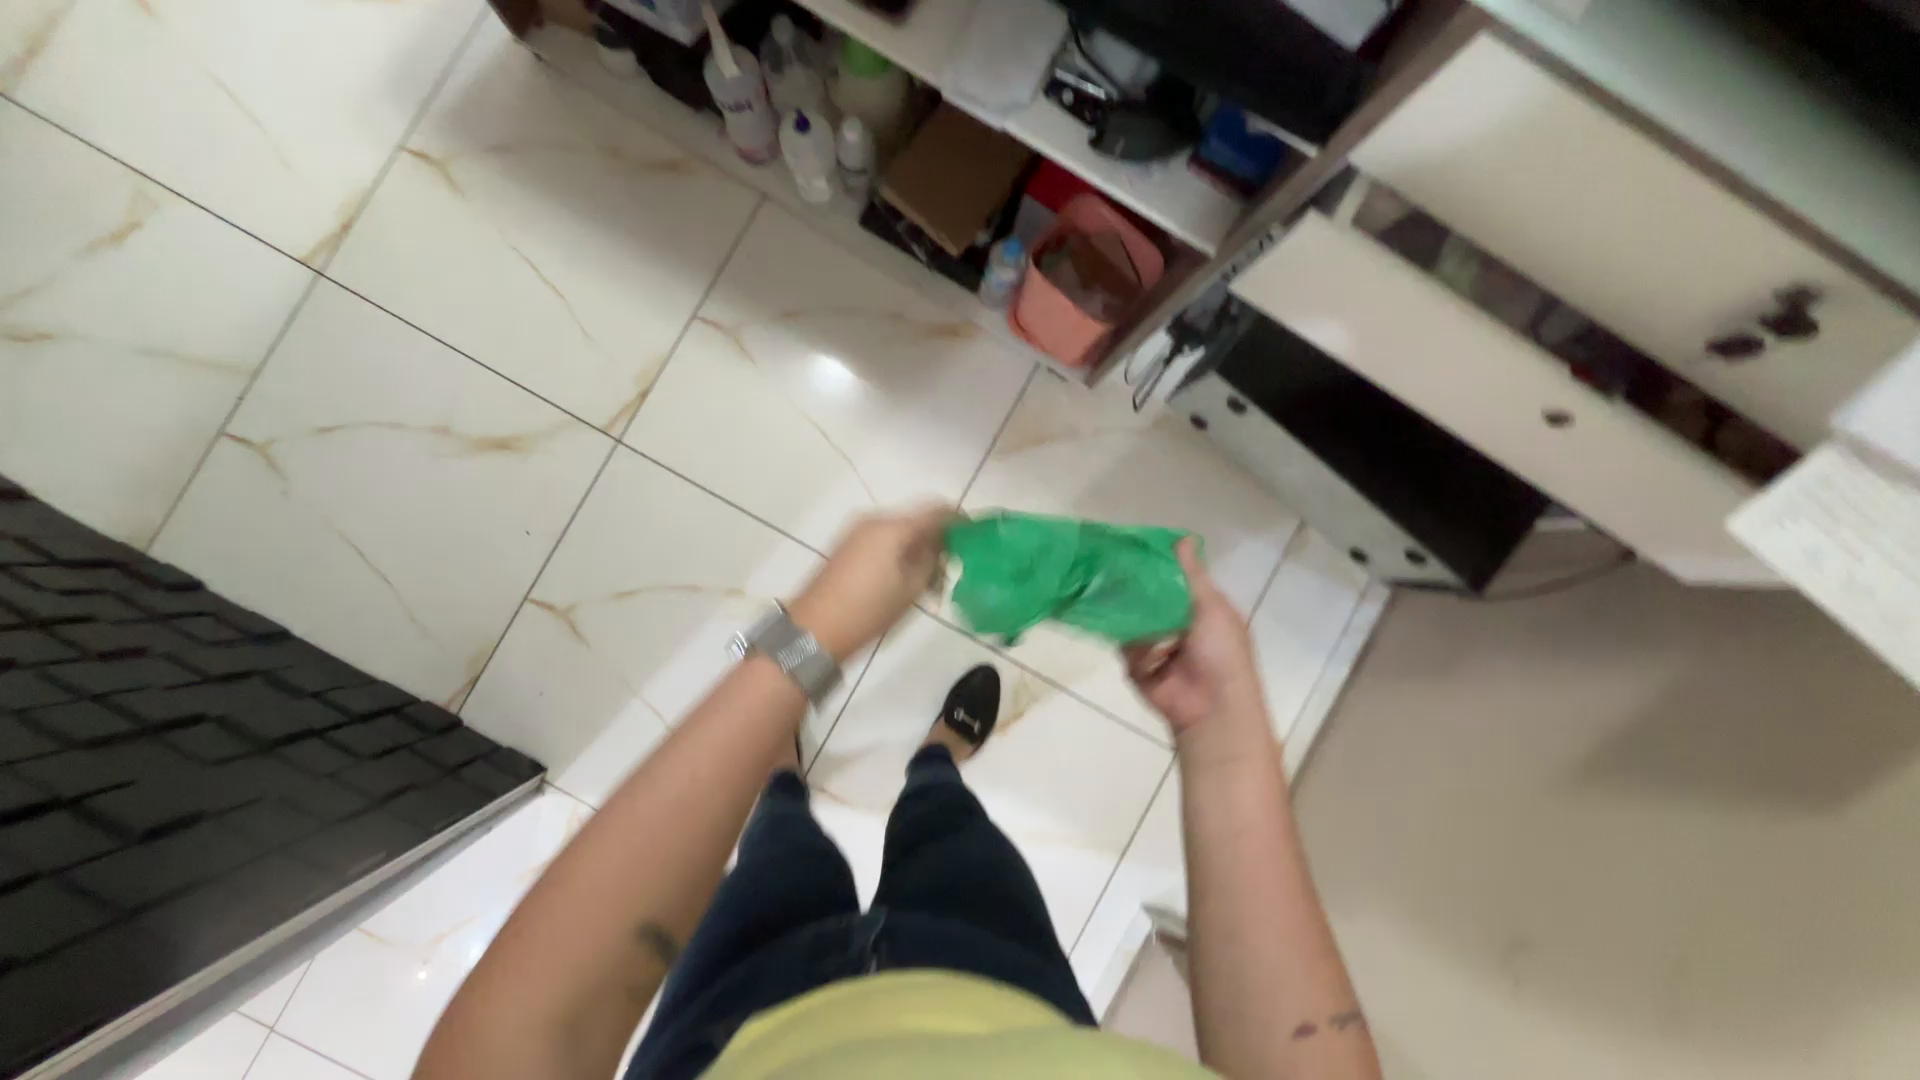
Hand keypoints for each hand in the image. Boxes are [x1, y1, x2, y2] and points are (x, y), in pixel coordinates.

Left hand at [788, 503, 954, 660]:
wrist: (814, 629)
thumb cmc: (868, 611)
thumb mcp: (910, 589)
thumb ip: (932, 559)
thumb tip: (943, 544)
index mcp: (893, 527)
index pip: (938, 509)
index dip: (960, 520)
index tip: (975, 538)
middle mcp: (874, 519)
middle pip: (917, 518)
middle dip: (938, 538)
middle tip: (952, 567)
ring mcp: (857, 531)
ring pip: (900, 529)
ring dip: (918, 546)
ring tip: (930, 579)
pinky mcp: (847, 545)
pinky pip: (883, 538)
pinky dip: (900, 550)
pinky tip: (906, 577)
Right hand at [1123, 538, 1266, 740]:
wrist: (1213, 709)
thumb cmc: (1222, 654)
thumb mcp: (1212, 607)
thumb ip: (1192, 575)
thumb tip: (1182, 537)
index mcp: (1199, 611)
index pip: (1171, 582)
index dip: (1154, 568)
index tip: (1132, 550)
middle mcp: (1175, 626)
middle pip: (1147, 601)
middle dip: (1133, 592)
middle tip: (1111, 573)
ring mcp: (1155, 649)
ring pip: (1131, 624)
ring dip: (1131, 622)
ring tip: (1119, 610)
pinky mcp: (1138, 670)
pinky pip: (1125, 650)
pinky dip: (1133, 652)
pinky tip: (1144, 656)